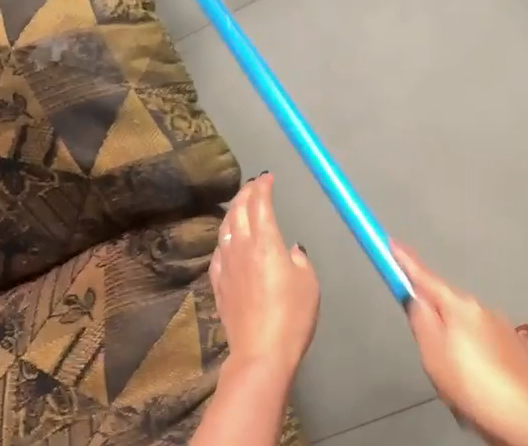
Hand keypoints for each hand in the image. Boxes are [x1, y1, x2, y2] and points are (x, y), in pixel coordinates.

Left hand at [210, 173, 320, 379]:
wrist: (260, 351)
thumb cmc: (291, 315)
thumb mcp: (308, 283)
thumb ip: (299, 259)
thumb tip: (290, 249)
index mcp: (265, 240)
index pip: (259, 203)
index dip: (262, 186)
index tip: (267, 177)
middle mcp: (241, 245)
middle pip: (238, 210)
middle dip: (245, 193)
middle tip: (253, 185)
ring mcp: (226, 264)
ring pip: (225, 228)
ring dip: (233, 212)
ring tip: (240, 206)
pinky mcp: (218, 283)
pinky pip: (219, 251)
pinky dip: (225, 238)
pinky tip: (227, 241)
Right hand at [394, 241, 527, 445]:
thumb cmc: (475, 386)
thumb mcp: (434, 355)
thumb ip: (420, 320)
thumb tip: (414, 296)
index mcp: (460, 305)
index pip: (424, 276)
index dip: (404, 260)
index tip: (389, 241)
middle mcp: (482, 308)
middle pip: (446, 305)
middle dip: (434, 323)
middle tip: (431, 357)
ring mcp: (502, 328)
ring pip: (463, 328)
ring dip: (454, 345)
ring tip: (456, 385)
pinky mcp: (514, 350)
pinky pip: (481, 345)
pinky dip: (472, 359)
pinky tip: (476, 388)